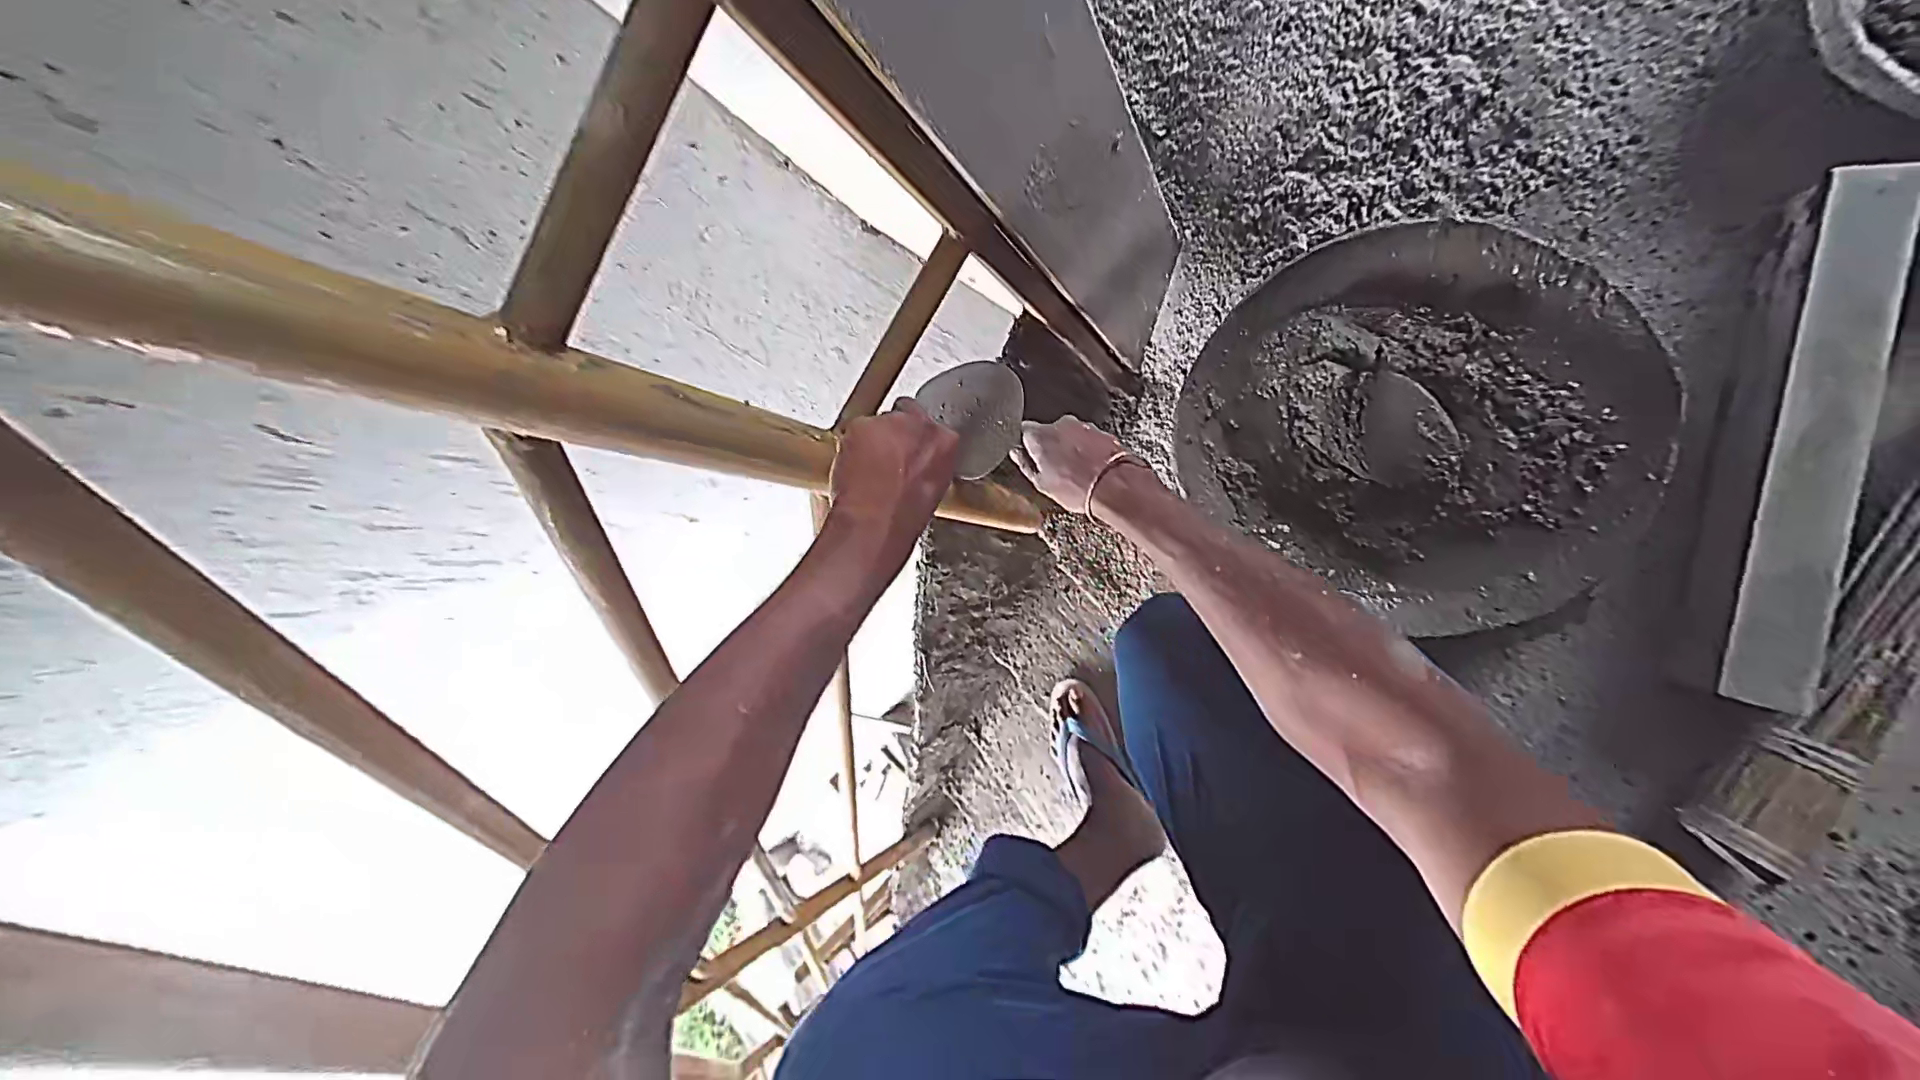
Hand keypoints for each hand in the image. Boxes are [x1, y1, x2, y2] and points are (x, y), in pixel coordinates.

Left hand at [826, 398, 960, 553]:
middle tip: (883, 462)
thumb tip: (916, 465)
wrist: (878, 523)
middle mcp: (921, 425)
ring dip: (870, 441)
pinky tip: (853, 470)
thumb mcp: (933, 489)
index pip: (929, 428)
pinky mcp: (863, 425)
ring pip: (876, 424)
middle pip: (902, 418)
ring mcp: (891, 423)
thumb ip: (927, 464)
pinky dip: (850, 447)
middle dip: (891, 436)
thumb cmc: (904, 515)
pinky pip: (854, 431)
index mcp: (946, 442)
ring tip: (866, 471)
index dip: (913, 441)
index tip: (906, 454)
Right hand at [1015, 416, 1154, 516]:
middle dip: (1051, 448)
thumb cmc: (1078, 487)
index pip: (1024, 431)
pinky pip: (1089, 441)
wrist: (1115, 486)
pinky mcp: (1102, 432)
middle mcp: (1061, 425)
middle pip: (1049, 432)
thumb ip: (1026, 465)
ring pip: (1070, 436)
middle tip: (1054, 471)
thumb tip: (1018, 456)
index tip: (1030, 458)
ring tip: (1076, 475)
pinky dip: (1088, 452)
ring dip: (1071, 450)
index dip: (1027, 446)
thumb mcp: (1041, 484)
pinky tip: (1091, 471)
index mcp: (1039, 435)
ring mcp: (1084, 426)